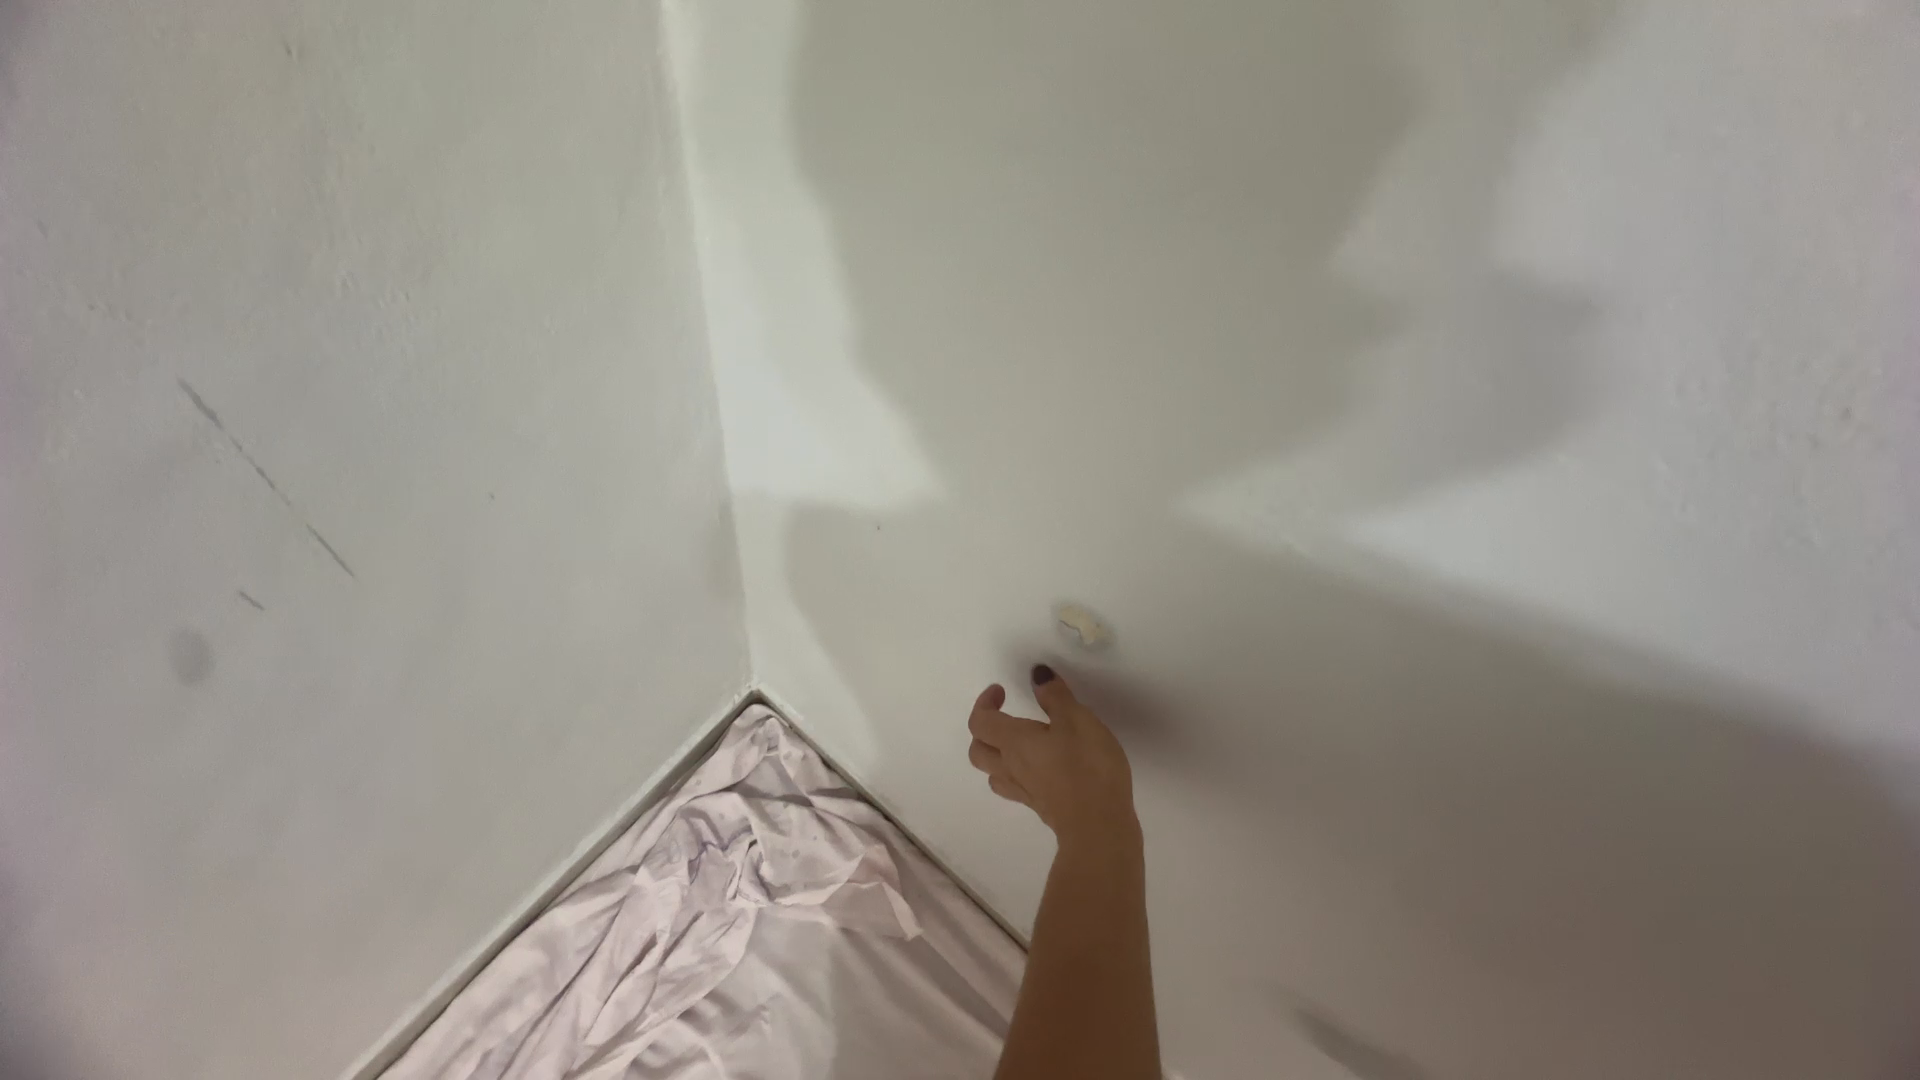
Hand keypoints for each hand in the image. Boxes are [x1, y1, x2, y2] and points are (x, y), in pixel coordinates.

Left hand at [967, 665, 1137, 847]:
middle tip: (1005, 715)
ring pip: (992, 771)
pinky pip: (1013, 786)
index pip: (980, 721)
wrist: (1099, 826)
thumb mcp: (1077, 719)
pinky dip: (1016, 773)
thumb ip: (1055, 696)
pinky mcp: (1039, 807)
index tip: (1001, 691)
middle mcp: (1010, 767)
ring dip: (996, 753)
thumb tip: (1036, 676)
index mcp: (1013, 741)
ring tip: (1018, 742)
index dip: (984, 702)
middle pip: (978, 749)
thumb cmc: (1087, 766)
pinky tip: (1037, 769)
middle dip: (984, 729)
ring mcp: (1024, 791)